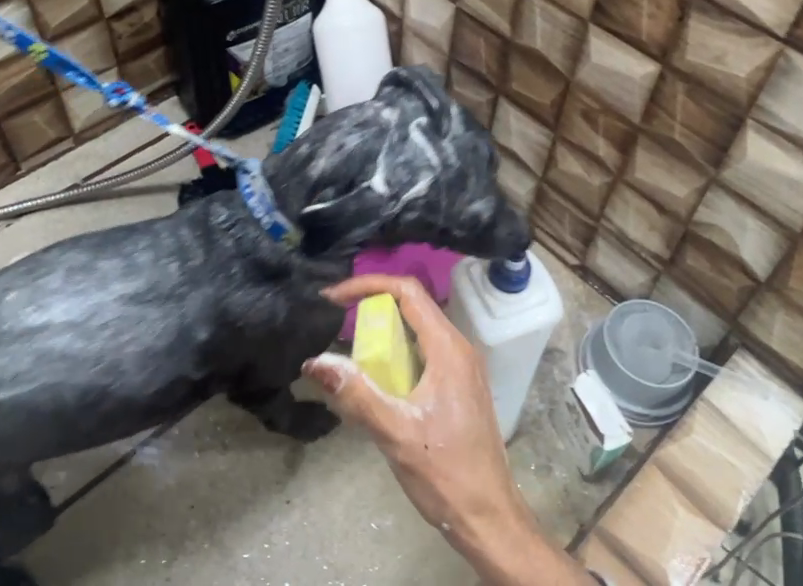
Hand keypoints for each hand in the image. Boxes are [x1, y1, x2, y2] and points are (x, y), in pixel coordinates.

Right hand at [303, 275, 592, 585]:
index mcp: (449, 349)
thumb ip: (356, 394)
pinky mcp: (458, 388)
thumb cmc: (446, 473)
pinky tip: (375, 379)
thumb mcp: (395, 433)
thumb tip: (314, 361)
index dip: (369, 285)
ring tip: (347, 348)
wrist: (488, 517)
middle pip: (413, 306)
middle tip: (333, 322)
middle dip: (372, 307)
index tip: (333, 298)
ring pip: (417, 331)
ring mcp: (462, 368)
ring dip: (383, 333)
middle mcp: (459, 349)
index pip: (409, 291)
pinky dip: (396, 354)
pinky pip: (423, 353)